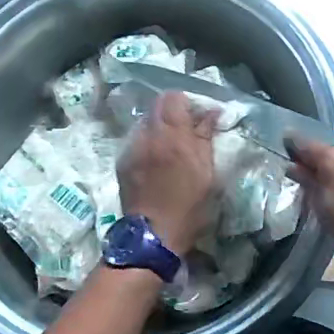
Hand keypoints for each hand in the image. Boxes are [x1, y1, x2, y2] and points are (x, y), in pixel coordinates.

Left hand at [118, 92, 219, 250]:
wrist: (154, 235)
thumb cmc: (189, 206)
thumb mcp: (207, 172)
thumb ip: (206, 137)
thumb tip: (211, 112)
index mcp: (174, 136)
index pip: (173, 98)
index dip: (186, 104)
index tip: (196, 117)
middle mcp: (149, 136)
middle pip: (157, 106)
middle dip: (171, 112)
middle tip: (184, 130)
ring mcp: (132, 148)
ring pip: (145, 123)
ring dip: (158, 127)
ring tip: (168, 147)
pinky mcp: (122, 162)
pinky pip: (135, 141)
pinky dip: (147, 144)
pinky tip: (154, 162)